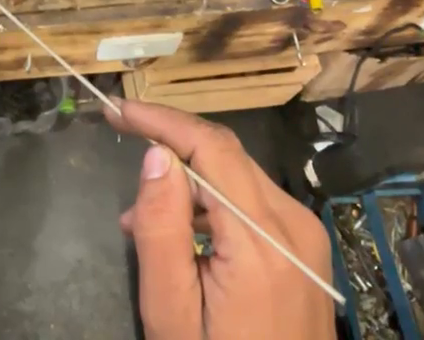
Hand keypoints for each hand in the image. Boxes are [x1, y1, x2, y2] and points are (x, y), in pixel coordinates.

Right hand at [108, 99, 335, 339]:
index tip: (117, 111)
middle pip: (226, 154)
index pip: (211, 148)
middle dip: (170, 143)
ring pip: (237, 174)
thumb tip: (156, 155)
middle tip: (120, 141)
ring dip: (187, 176)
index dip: (162, 120)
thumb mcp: (172, 312)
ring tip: (138, 216)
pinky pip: (251, 201)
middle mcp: (293, 224)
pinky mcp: (305, 250)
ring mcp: (305, 236)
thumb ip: (162, 230)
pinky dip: (211, 201)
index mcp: (263, 242)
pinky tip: (179, 232)